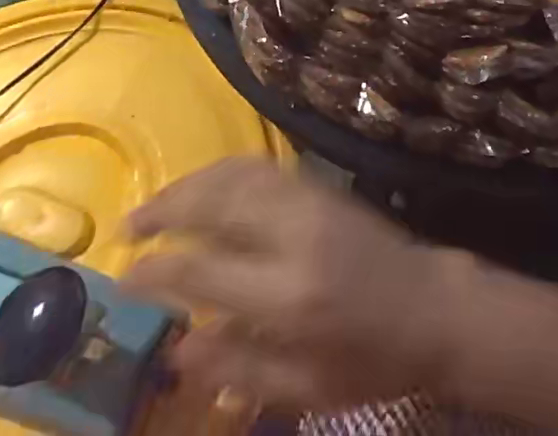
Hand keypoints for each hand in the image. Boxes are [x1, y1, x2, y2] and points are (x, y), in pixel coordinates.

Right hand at [122, 159, 467, 410]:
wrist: (433, 306)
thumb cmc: (370, 360)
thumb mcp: (306, 389)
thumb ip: (238, 368)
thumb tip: (176, 349)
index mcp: (288, 295)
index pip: (203, 269)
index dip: (155, 270)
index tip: (124, 276)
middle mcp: (296, 236)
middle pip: (217, 203)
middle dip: (166, 208)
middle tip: (128, 225)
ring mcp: (312, 203)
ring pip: (239, 174)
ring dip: (191, 182)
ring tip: (157, 203)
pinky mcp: (324, 189)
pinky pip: (265, 167)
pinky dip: (227, 169)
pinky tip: (207, 184)